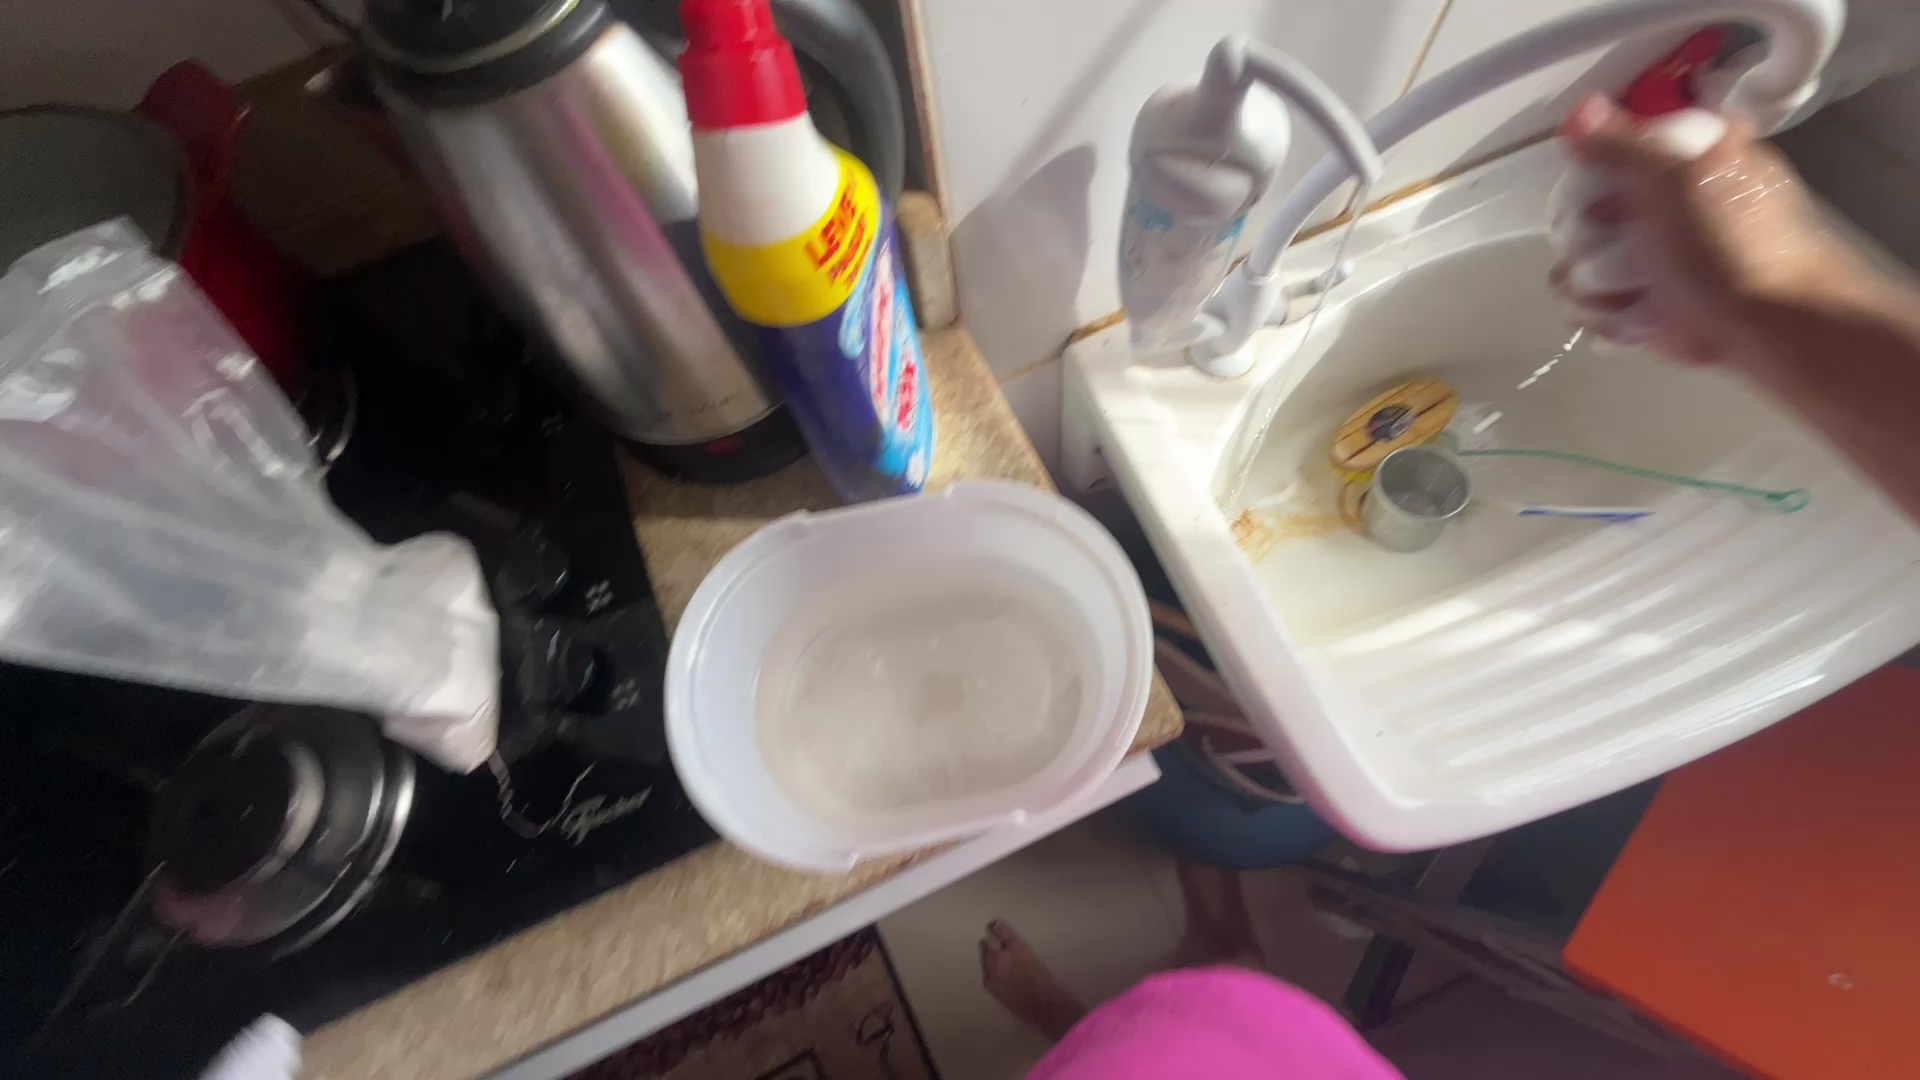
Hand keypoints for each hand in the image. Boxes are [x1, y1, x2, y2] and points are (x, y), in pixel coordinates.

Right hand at [1550, 94, 1861, 366]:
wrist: (1757, 324)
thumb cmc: (1734, 248)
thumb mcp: (1681, 180)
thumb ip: (1624, 146)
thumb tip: (1579, 113)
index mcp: (1676, 162)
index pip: (1598, 160)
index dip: (1588, 185)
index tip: (1606, 203)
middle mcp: (1654, 206)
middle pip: (1571, 223)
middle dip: (1588, 248)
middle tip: (1632, 251)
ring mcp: (1638, 256)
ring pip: (1569, 270)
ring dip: (1596, 290)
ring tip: (1638, 294)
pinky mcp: (1627, 299)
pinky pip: (1581, 305)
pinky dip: (1603, 316)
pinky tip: (1635, 316)